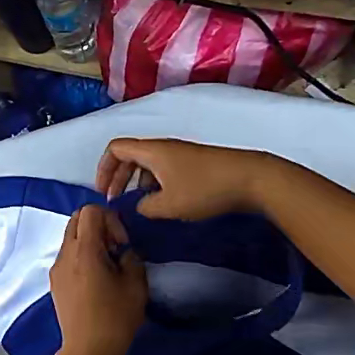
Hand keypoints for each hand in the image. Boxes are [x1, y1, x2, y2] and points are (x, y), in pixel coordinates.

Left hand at [45, 204, 147, 354]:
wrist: (87, 352)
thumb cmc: (115, 319)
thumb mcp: (136, 286)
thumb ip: (132, 258)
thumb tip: (124, 251)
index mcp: (84, 250)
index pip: (90, 211)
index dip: (110, 220)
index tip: (121, 244)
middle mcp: (66, 253)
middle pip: (77, 219)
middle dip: (98, 226)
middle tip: (114, 250)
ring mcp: (56, 267)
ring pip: (71, 236)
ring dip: (90, 241)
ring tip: (106, 267)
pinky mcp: (54, 281)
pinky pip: (67, 255)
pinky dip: (81, 256)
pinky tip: (94, 280)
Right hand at [95, 138, 275, 220]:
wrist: (251, 179)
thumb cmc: (205, 189)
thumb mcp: (169, 205)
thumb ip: (146, 207)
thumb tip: (140, 206)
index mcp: (152, 151)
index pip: (115, 149)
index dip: (103, 168)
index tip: (104, 192)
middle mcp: (163, 147)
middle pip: (130, 154)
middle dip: (118, 176)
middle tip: (115, 199)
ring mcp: (180, 153)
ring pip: (147, 162)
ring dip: (136, 181)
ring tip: (140, 203)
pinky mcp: (194, 162)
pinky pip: (163, 167)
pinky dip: (155, 182)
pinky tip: (164, 201)